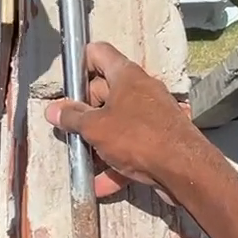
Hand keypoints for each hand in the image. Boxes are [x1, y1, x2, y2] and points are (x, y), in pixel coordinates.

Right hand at [44, 42, 209, 197]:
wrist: (185, 170)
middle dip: (84, 111)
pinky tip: (99, 185)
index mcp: (126, 76)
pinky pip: (130, 146)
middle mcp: (140, 90)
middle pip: (104, 92)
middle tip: (69, 129)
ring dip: (98, 141)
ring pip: (116, 123)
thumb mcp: (96, 127)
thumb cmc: (137, 137)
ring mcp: (151, 116)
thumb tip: (52, 110)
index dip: (80, 64)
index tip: (66, 86)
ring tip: (81, 160)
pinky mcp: (158, 140)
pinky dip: (115, 162)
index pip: (98, 53)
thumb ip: (72, 118)